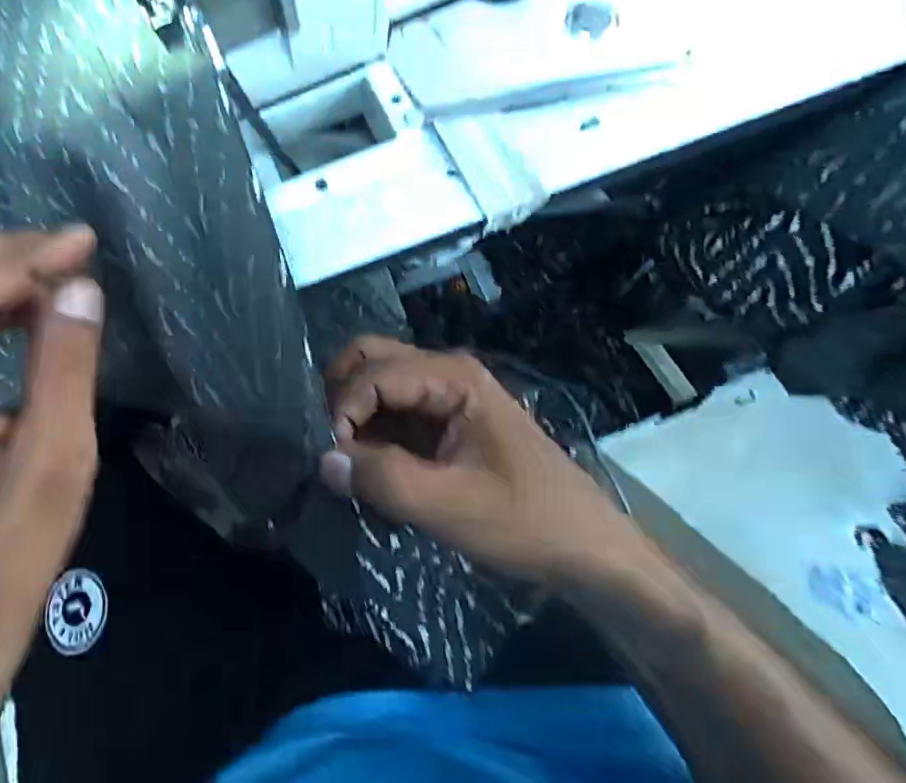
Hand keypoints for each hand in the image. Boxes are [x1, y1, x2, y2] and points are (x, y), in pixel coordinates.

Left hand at [0, 228, 104, 715]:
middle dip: (11, 252)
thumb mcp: (58, 459)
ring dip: (2, 271)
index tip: (87, 244)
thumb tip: (82, 286)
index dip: (27, 259)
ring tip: (66, 268)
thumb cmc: (14, 547)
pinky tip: (38, 307)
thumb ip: (66, 367)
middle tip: (79, 247)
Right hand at [316, 337, 647, 587]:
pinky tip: (364, 469)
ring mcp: (446, 396)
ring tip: (341, 462)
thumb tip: (322, 460)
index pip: (375, 372)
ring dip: (353, 415)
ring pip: (379, 384)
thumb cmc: (525, 521)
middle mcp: (446, 372)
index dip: (343, 408)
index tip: (329, 457)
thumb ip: (384, 480)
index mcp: (454, 377)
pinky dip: (369, 433)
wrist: (583, 546)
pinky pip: (393, 413)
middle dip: (341, 396)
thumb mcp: (451, 506)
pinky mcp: (444, 423)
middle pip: (372, 360)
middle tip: (326, 446)